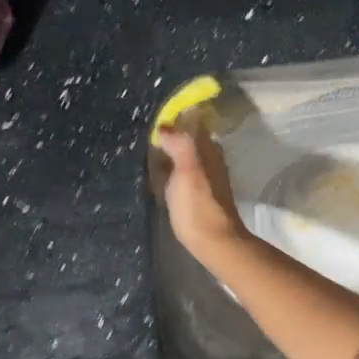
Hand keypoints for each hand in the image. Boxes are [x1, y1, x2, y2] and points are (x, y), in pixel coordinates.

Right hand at [155, 117, 248, 253]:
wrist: (214, 242)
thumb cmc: (198, 206)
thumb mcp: (187, 172)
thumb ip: (180, 145)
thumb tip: (165, 126)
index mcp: (208, 150)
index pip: (194, 123)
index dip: (176, 117)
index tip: (155, 117)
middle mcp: (210, 159)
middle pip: (189, 139)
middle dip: (171, 134)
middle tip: (145, 134)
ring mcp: (206, 177)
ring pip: (186, 156)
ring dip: (170, 153)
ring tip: (146, 152)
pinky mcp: (200, 194)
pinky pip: (183, 172)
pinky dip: (171, 170)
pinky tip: (157, 176)